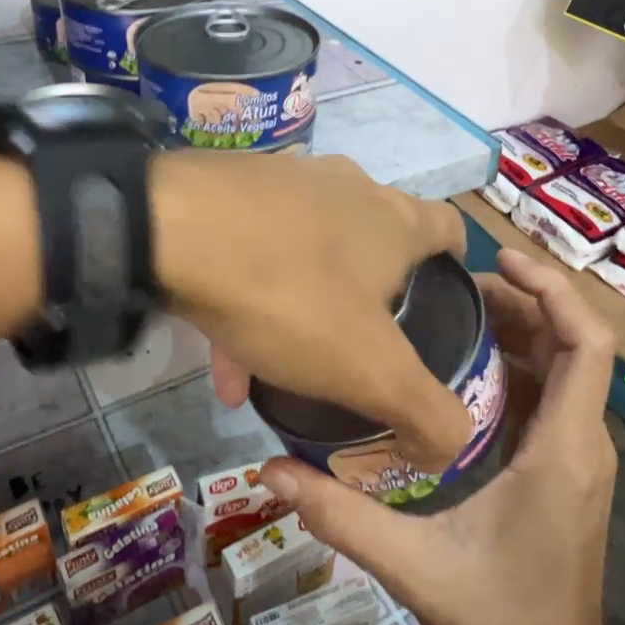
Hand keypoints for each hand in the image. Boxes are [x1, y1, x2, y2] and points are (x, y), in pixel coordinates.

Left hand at [151, 152, 472, 471]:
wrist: (170, 229)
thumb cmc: (290, 294)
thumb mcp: (369, 371)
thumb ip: (426, 412)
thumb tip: (454, 442)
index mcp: (394, 220)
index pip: (448, 229)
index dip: (453, 267)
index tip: (442, 307)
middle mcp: (347, 188)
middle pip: (376, 242)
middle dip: (372, 299)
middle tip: (359, 352)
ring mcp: (286, 182)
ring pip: (308, 254)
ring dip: (303, 310)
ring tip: (280, 374)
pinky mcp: (230, 188)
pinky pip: (252, 253)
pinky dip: (249, 302)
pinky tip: (226, 359)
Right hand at [259, 249, 624, 624]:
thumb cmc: (500, 618)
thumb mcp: (412, 565)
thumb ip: (340, 516)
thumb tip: (269, 469)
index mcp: (564, 451)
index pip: (586, 346)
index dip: (555, 290)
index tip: (505, 260)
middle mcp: (583, 443)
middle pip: (569, 344)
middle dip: (522, 303)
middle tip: (455, 287)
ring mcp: (578, 457)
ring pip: (561, 369)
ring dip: (520, 331)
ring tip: (455, 313)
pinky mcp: (565, 470)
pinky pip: (549, 396)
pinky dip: (516, 366)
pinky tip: (463, 370)